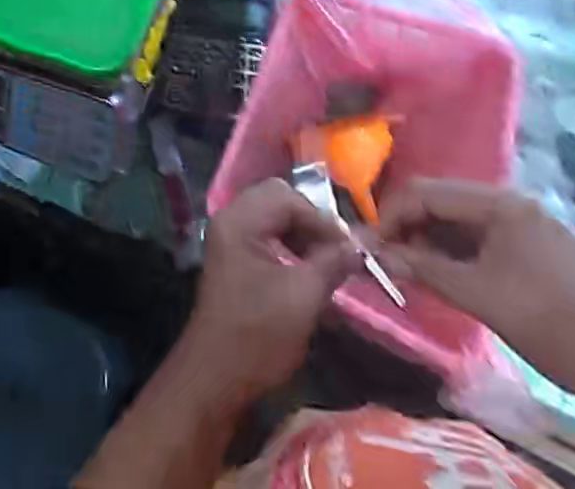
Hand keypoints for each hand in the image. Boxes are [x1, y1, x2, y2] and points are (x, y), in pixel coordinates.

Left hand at [183, 179, 356, 398]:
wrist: (215, 376)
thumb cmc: (257, 335)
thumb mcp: (303, 297)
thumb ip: (332, 263)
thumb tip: (359, 245)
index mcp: (239, 221)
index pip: (287, 197)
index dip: (322, 220)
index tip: (349, 248)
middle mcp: (229, 219)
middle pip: (277, 198)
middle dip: (312, 220)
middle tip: (338, 249)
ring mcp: (228, 237)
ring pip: (272, 214)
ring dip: (302, 232)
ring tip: (327, 260)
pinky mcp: (233, 255)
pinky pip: (265, 232)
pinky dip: (289, 243)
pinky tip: (307, 267)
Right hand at [376, 178, 574, 405]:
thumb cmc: (559, 325)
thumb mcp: (483, 297)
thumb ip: (424, 269)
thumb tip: (374, 253)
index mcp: (499, 204)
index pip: (425, 192)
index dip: (389, 217)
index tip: (368, 248)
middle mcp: (509, 206)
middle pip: (440, 204)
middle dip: (406, 229)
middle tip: (383, 263)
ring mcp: (522, 228)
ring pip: (456, 225)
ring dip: (427, 245)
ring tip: (405, 274)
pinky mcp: (531, 252)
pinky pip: (477, 243)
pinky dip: (452, 257)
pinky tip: (440, 279)